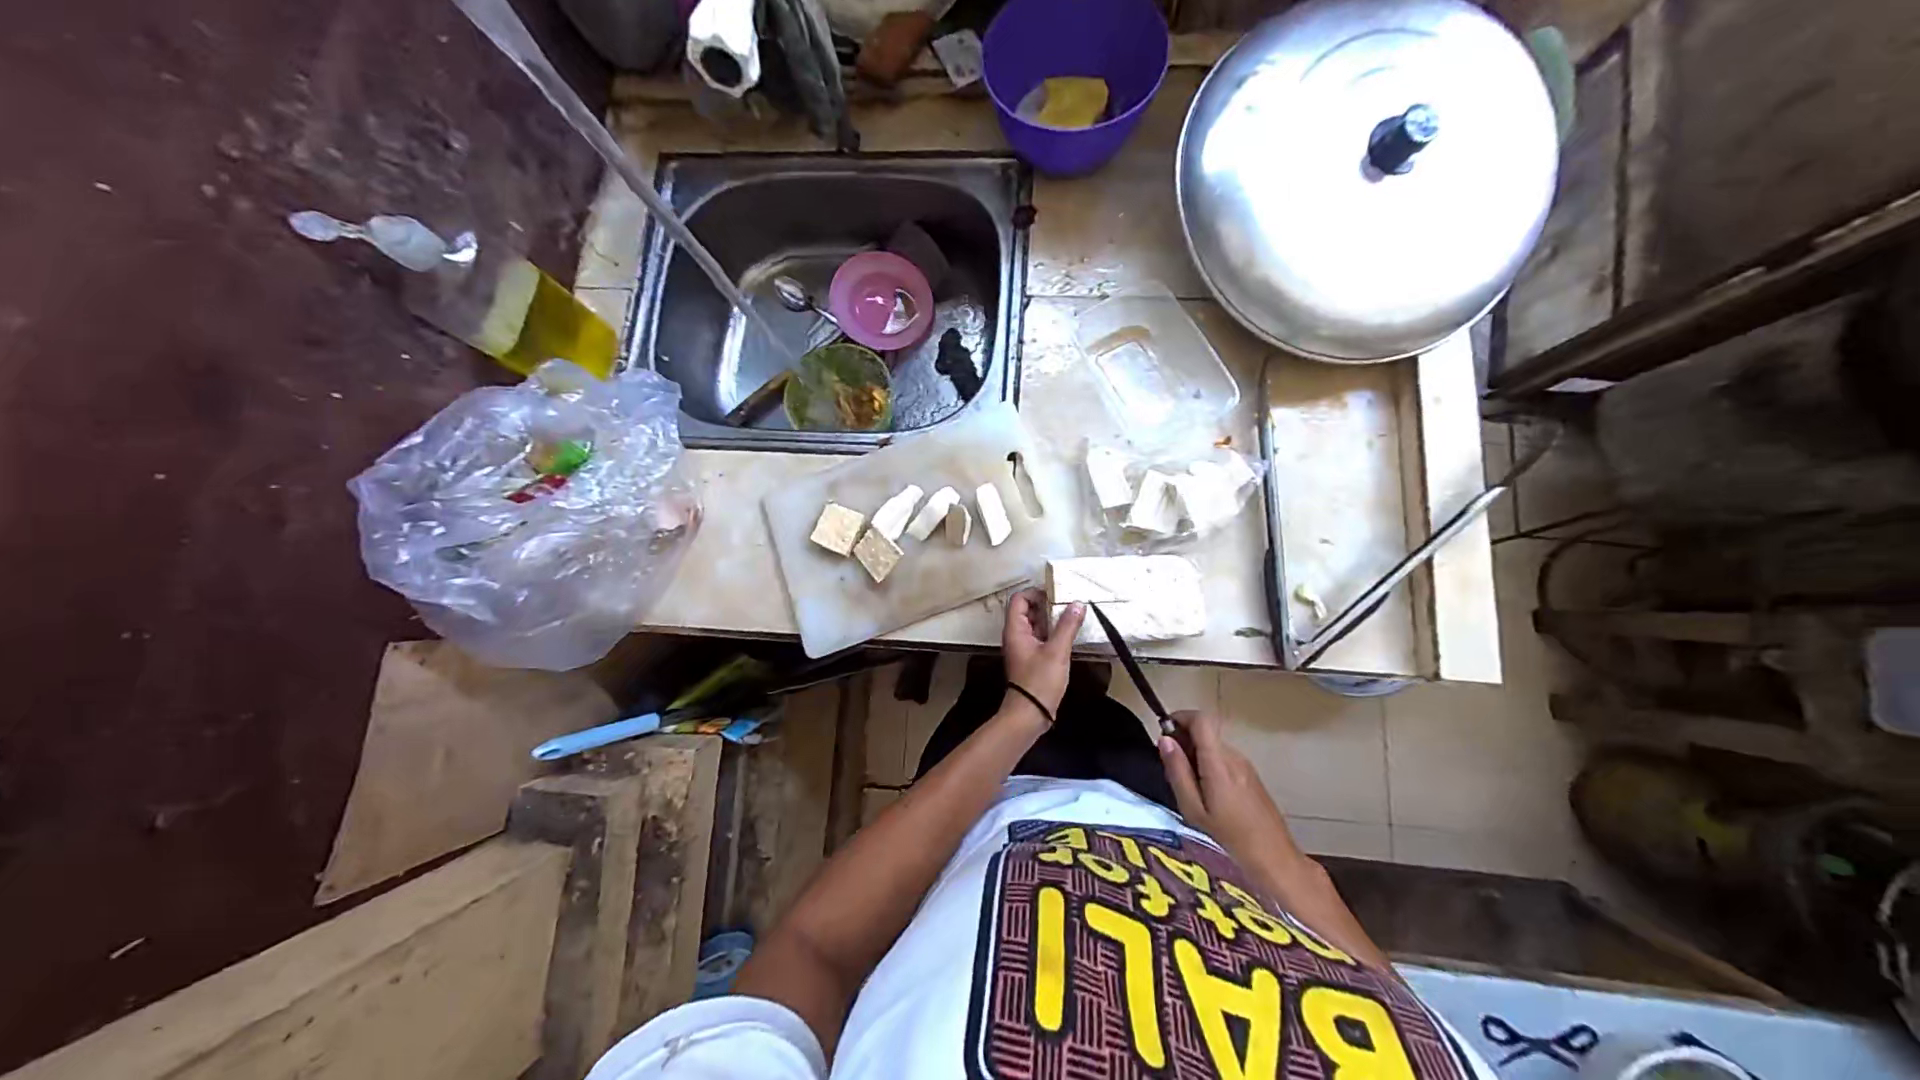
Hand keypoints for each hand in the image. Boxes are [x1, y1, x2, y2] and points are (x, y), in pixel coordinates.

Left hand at [1001, 588, 1084, 715]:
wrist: (1030, 714)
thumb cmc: (1040, 681)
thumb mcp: (1057, 651)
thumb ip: (1067, 626)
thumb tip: (1077, 603)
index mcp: (1015, 629)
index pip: (1019, 599)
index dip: (1036, 593)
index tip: (1057, 596)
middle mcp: (1016, 635)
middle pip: (1027, 610)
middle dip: (1047, 605)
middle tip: (1069, 605)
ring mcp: (1023, 648)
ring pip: (1036, 625)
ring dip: (1052, 620)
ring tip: (1073, 618)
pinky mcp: (1031, 659)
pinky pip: (1040, 638)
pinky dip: (1052, 633)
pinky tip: (1069, 635)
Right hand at [1158, 710, 1301, 872]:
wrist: (1273, 856)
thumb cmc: (1228, 835)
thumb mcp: (1193, 808)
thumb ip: (1177, 771)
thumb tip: (1164, 740)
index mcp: (1218, 763)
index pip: (1201, 720)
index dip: (1180, 718)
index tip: (1164, 733)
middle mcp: (1233, 756)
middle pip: (1205, 731)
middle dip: (1183, 740)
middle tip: (1171, 767)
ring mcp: (1245, 764)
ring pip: (1213, 745)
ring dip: (1195, 753)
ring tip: (1188, 785)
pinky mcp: (1250, 773)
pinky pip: (1223, 757)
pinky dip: (1208, 763)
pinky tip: (1206, 792)